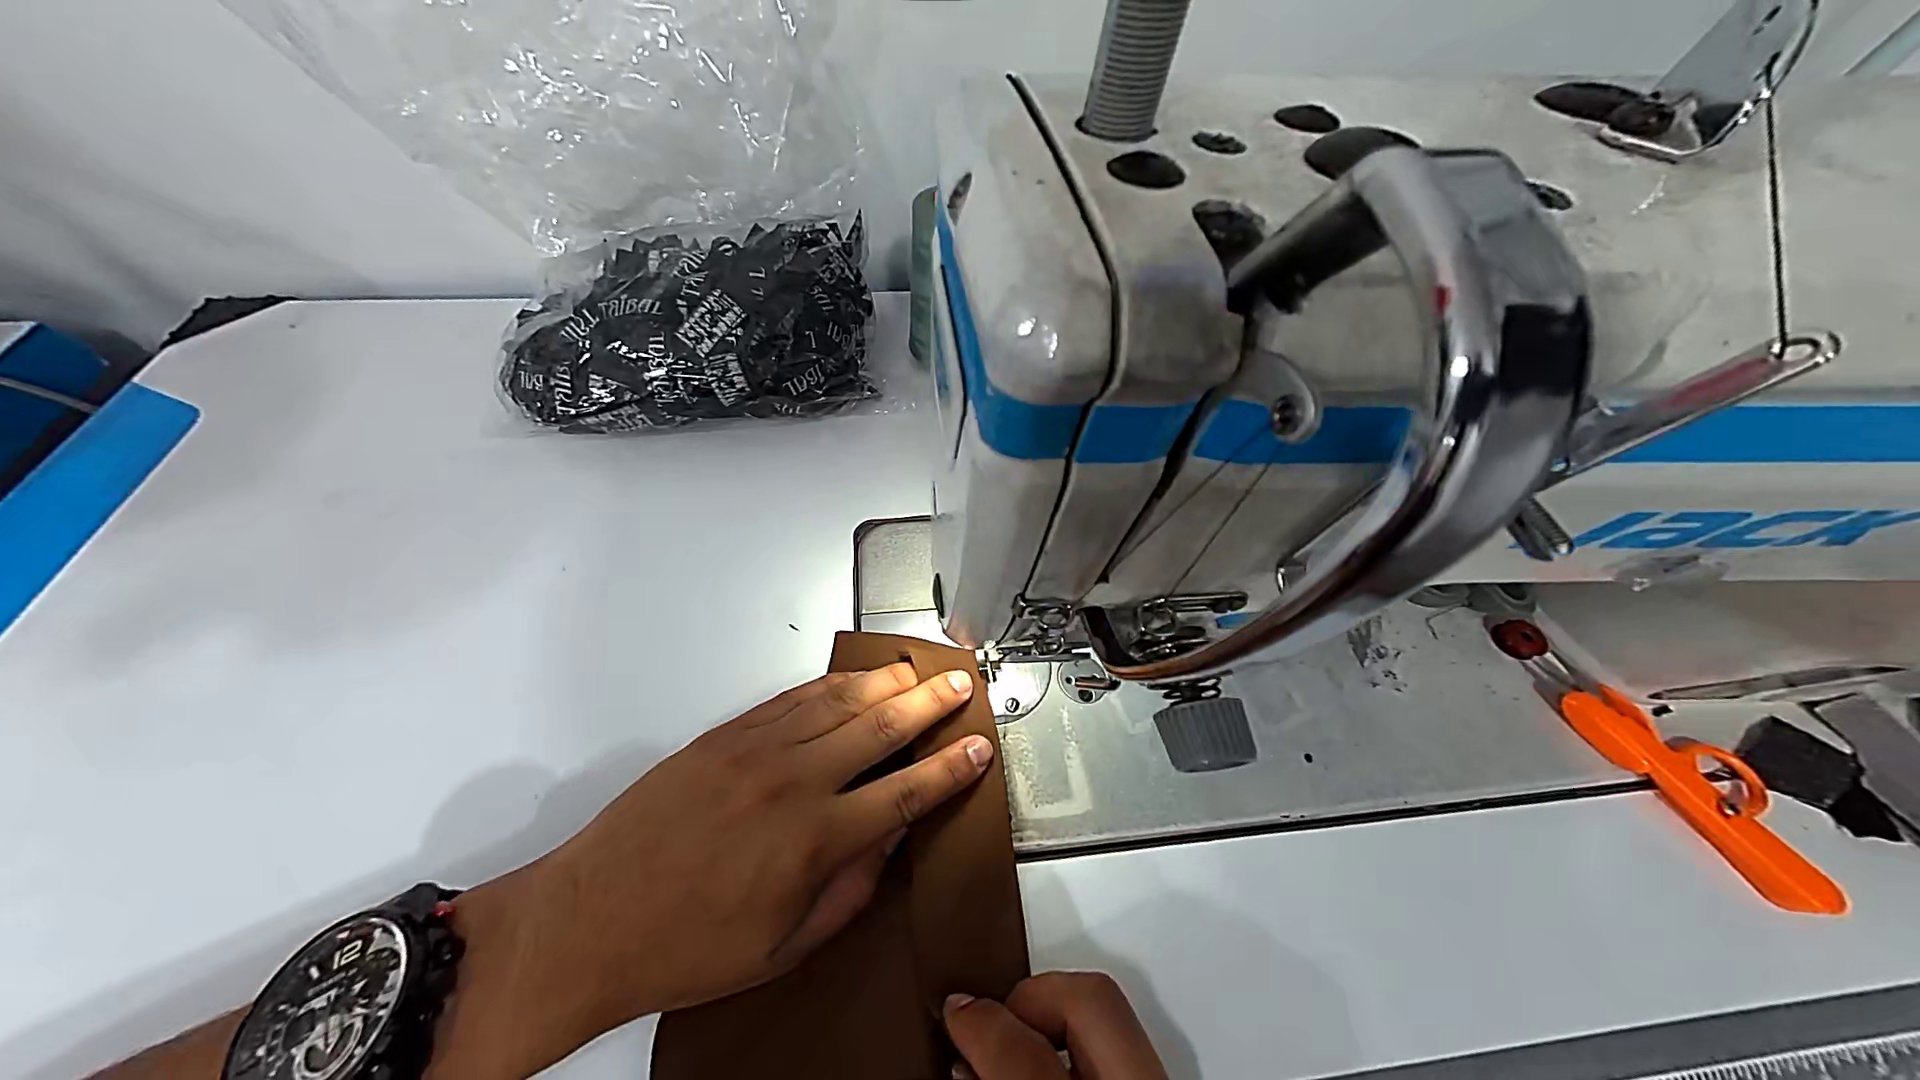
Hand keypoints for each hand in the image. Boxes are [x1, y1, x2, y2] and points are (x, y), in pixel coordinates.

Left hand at [428, 663, 993, 1077]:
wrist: (588, 920)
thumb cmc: (684, 946)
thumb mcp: (784, 946)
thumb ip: (850, 889)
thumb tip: (888, 840)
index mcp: (814, 841)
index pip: (906, 792)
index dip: (950, 768)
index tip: (976, 748)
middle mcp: (792, 783)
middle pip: (881, 726)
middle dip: (928, 702)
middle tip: (958, 685)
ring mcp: (756, 750)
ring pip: (839, 700)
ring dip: (885, 681)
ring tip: (916, 670)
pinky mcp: (724, 735)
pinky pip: (790, 698)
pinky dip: (830, 683)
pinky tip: (852, 678)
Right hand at [945, 972, 1169, 1079]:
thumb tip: (965, 1061)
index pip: (1023, 1052)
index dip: (978, 1023)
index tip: (958, 1012)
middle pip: (1090, 999)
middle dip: (1033, 994)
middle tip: (995, 1016)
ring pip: (1113, 1010)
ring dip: (1062, 1010)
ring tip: (1028, 1037)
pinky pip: (1129, 1038)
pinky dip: (1090, 1035)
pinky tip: (1064, 1058)